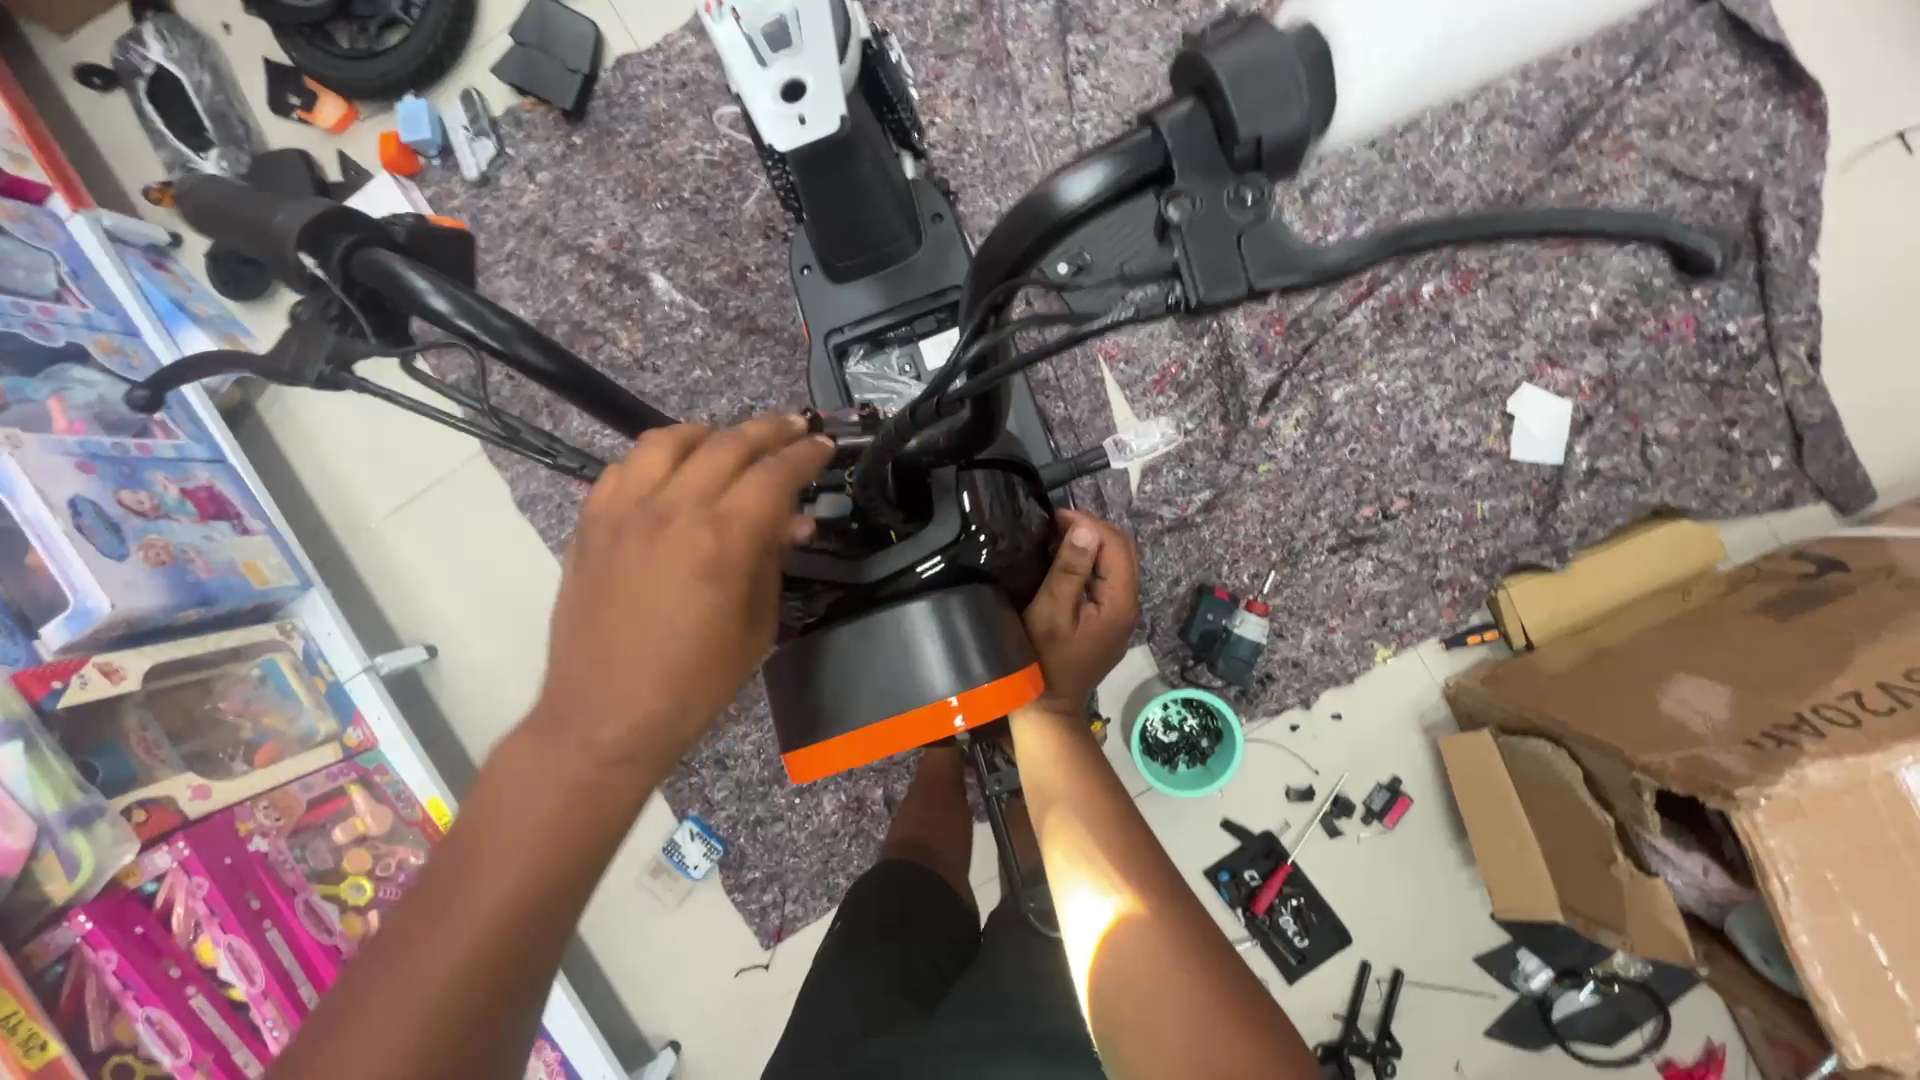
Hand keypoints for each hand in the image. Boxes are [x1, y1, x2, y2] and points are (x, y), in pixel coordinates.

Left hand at [535, 415, 832, 758]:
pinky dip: (654, 460)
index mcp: (722, 536)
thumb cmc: (695, 682)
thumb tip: (793, 521)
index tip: (823, 446)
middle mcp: (672, 508)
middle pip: (728, 443)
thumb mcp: (755, 626)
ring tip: (727, 443)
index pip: (775, 473)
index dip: (806, 454)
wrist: (607, 714)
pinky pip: (623, 468)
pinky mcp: (590, 524)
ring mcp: (623, 511)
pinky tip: (668, 476)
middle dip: (769, 431)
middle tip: (792, 429)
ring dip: (707, 434)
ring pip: (667, 441)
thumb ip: (772, 561)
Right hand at [1022, 509, 1140, 716]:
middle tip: (1054, 524)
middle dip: (1092, 530)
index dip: (1088, 523)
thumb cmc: (1042, 660)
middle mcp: (1130, 605)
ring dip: (1091, 546)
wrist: (1047, 707)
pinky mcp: (1110, 622)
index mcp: (1120, 602)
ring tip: (1056, 538)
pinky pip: (1108, 581)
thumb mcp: (1051, 612)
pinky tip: (1064, 562)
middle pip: (1122, 551)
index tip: (1054, 516)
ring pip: (1116, 565)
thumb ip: (1070, 569)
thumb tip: (1085, 527)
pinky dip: (1090, 564)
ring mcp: (1122, 616)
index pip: (1115, 545)